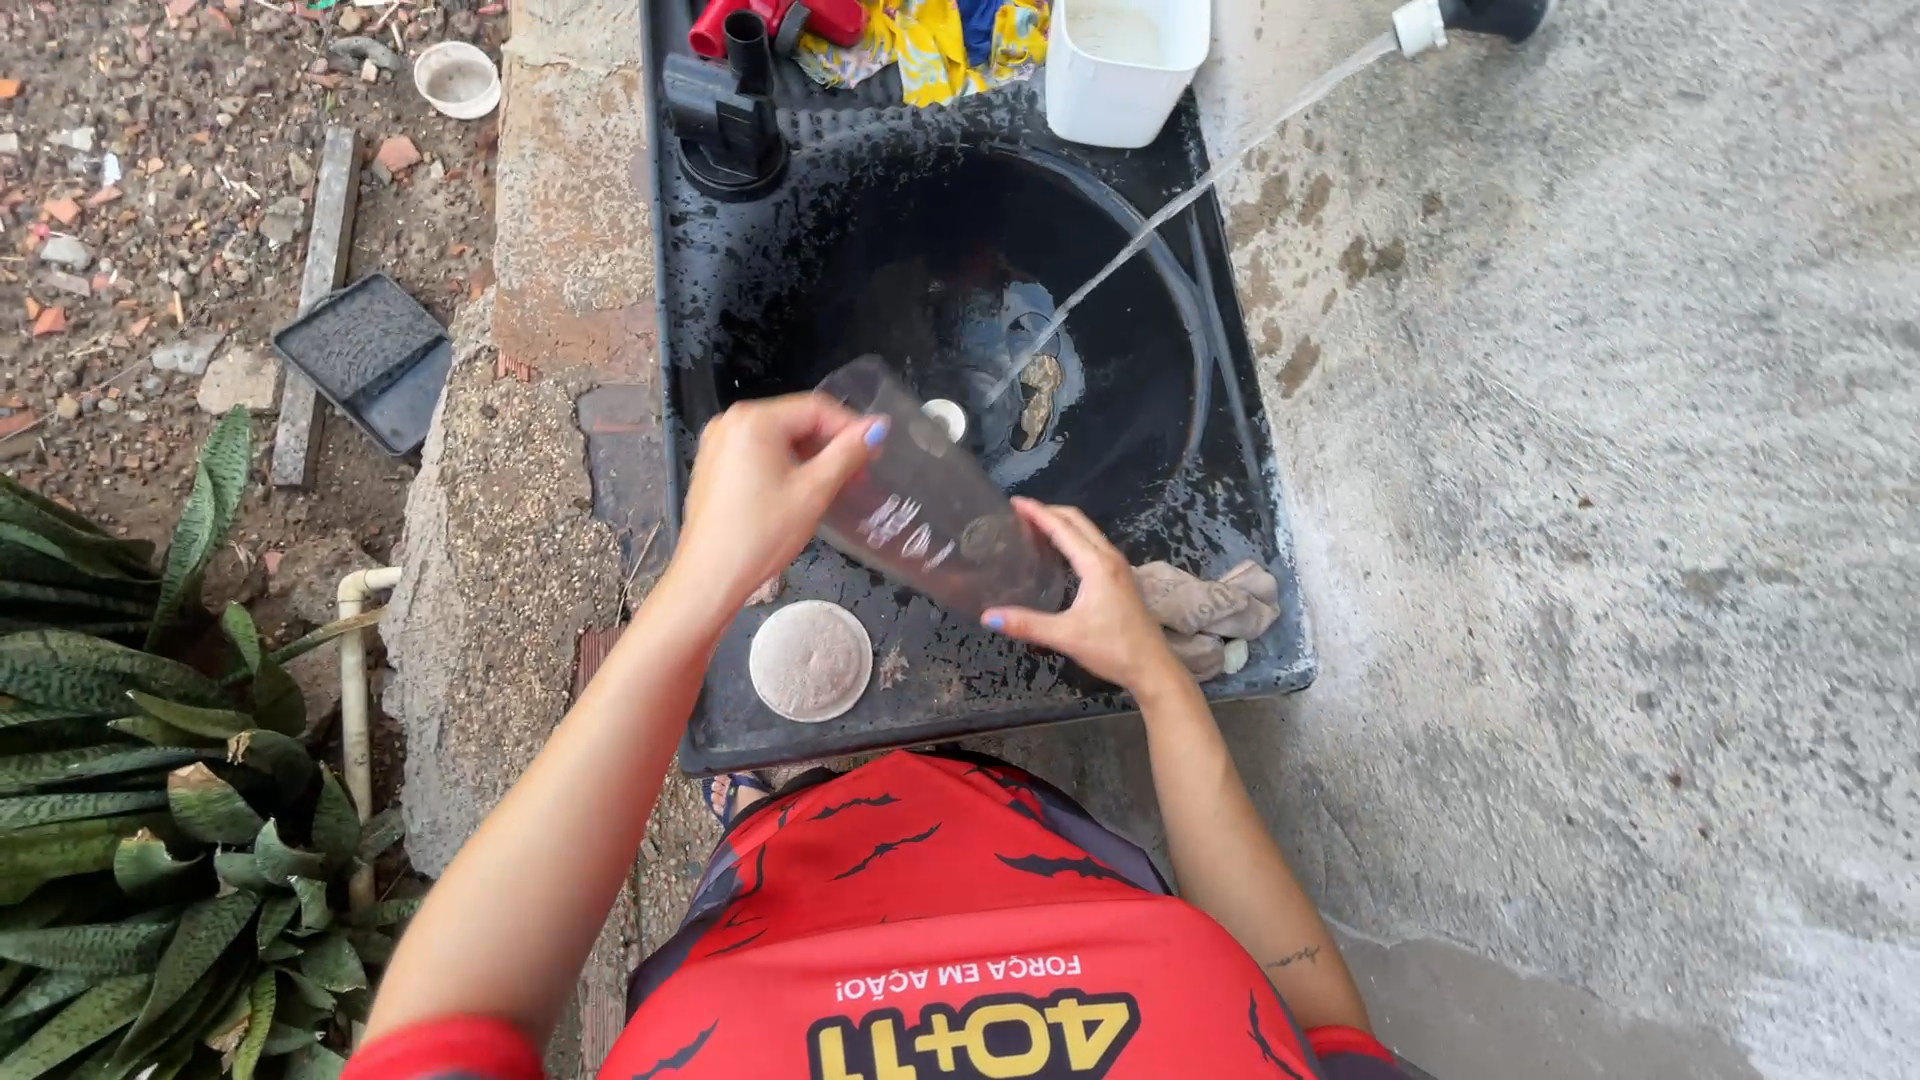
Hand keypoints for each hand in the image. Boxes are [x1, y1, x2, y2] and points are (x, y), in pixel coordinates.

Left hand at [669, 393, 886, 605]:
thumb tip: (878, 427)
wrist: (710, 577)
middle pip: (796, 421)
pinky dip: (787, 465)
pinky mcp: (715, 467)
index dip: (851, 427)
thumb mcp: (814, 491)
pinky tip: (804, 490)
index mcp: (754, 420)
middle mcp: (731, 423)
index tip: (876, 450)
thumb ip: (848, 453)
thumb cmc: (762, 534)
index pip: (816, 408)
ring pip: (779, 439)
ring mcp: (718, 445)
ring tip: (837, 484)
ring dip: (812, 456)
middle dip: (832, 444)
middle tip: (861, 471)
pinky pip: (760, 454)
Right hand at [981, 498, 1186, 695]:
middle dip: (1050, 512)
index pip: (1062, 528)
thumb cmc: (1112, 648)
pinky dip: (1074, 538)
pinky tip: (1061, 553)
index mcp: (1096, 565)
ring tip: (1036, 527)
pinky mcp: (1122, 578)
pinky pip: (1094, 545)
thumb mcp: (1065, 636)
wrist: (1153, 667)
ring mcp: (1119, 567)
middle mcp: (1109, 558)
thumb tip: (987, 617)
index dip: (1038, 513)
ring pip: (1089, 532)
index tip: (1015, 502)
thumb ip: (1027, 624)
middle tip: (1021, 512)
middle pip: (1078, 521)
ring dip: (1063, 524)